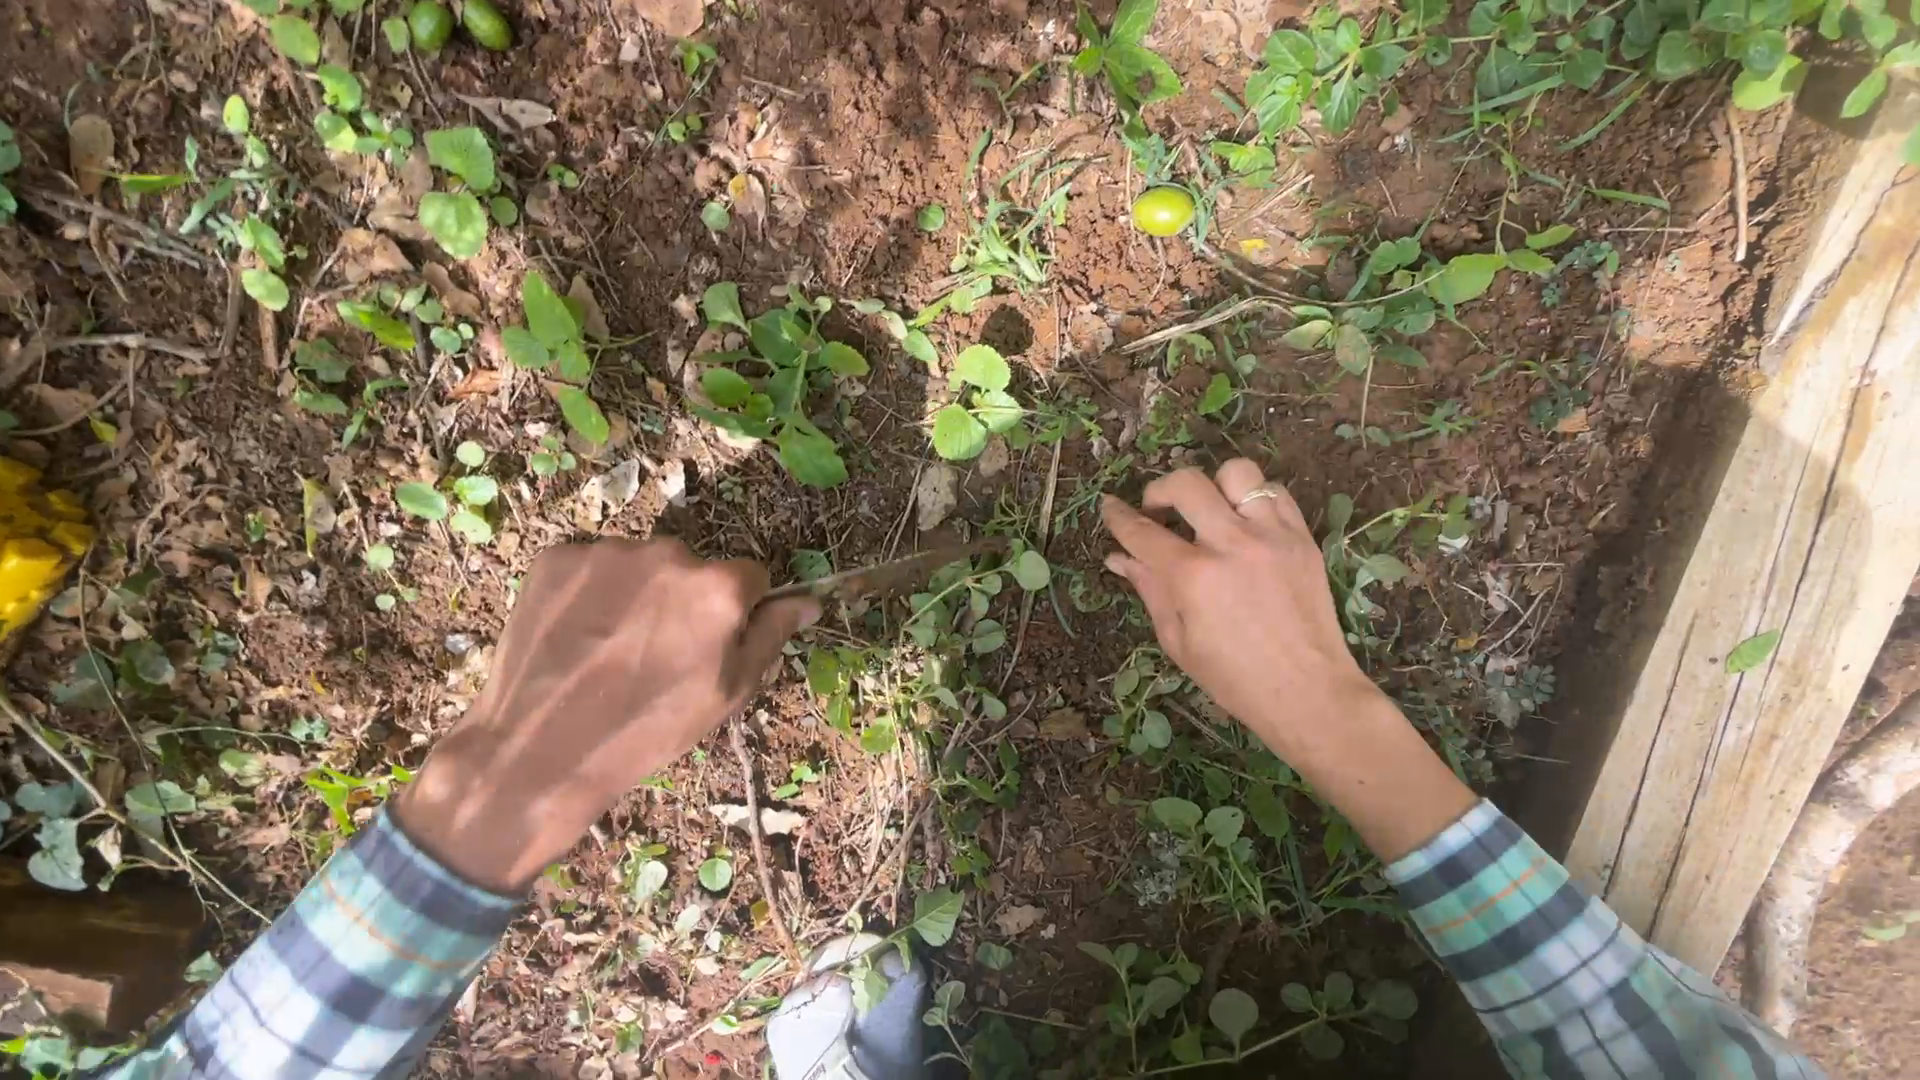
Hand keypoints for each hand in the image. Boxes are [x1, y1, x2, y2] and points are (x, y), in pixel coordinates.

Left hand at [394, 538, 819, 891]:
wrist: (540, 751)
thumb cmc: (650, 727)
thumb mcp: (728, 692)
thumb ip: (771, 635)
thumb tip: (809, 601)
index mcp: (718, 587)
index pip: (749, 576)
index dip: (735, 610)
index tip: (712, 641)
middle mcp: (669, 553)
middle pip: (693, 567)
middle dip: (685, 599)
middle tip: (657, 651)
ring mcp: (607, 551)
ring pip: (641, 564)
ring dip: (637, 592)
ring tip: (610, 646)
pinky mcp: (556, 556)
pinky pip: (592, 566)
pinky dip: (590, 592)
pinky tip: (577, 634)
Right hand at [1100, 461, 1473, 859]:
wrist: (1309, 692)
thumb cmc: (1233, 678)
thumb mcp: (1177, 640)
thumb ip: (1149, 589)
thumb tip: (1118, 558)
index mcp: (1193, 576)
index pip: (1142, 531)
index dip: (1118, 516)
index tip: (1109, 507)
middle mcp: (1232, 544)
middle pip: (1186, 483)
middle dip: (1159, 490)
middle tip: (1157, 511)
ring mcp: (1272, 536)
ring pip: (1236, 472)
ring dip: (1212, 485)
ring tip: (1207, 510)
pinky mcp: (1302, 538)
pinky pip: (1275, 493)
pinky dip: (1252, 499)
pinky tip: (1244, 522)